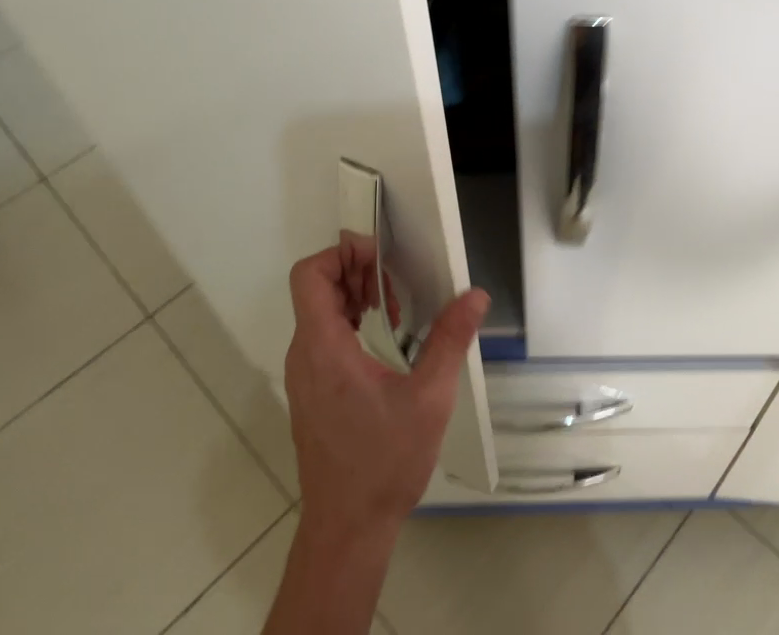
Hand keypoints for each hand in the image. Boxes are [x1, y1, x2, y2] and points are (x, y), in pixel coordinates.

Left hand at [283, 239, 488, 537]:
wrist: (348, 526)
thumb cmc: (384, 462)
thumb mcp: (429, 398)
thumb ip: (450, 340)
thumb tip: (475, 296)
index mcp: (323, 347)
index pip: (310, 275)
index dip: (342, 254)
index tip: (382, 260)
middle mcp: (304, 355)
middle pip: (315, 289)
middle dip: (356, 272)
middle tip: (397, 284)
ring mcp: (303, 376)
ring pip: (318, 314)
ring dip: (355, 298)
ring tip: (398, 312)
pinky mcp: (311, 393)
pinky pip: (322, 339)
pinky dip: (349, 324)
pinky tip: (385, 343)